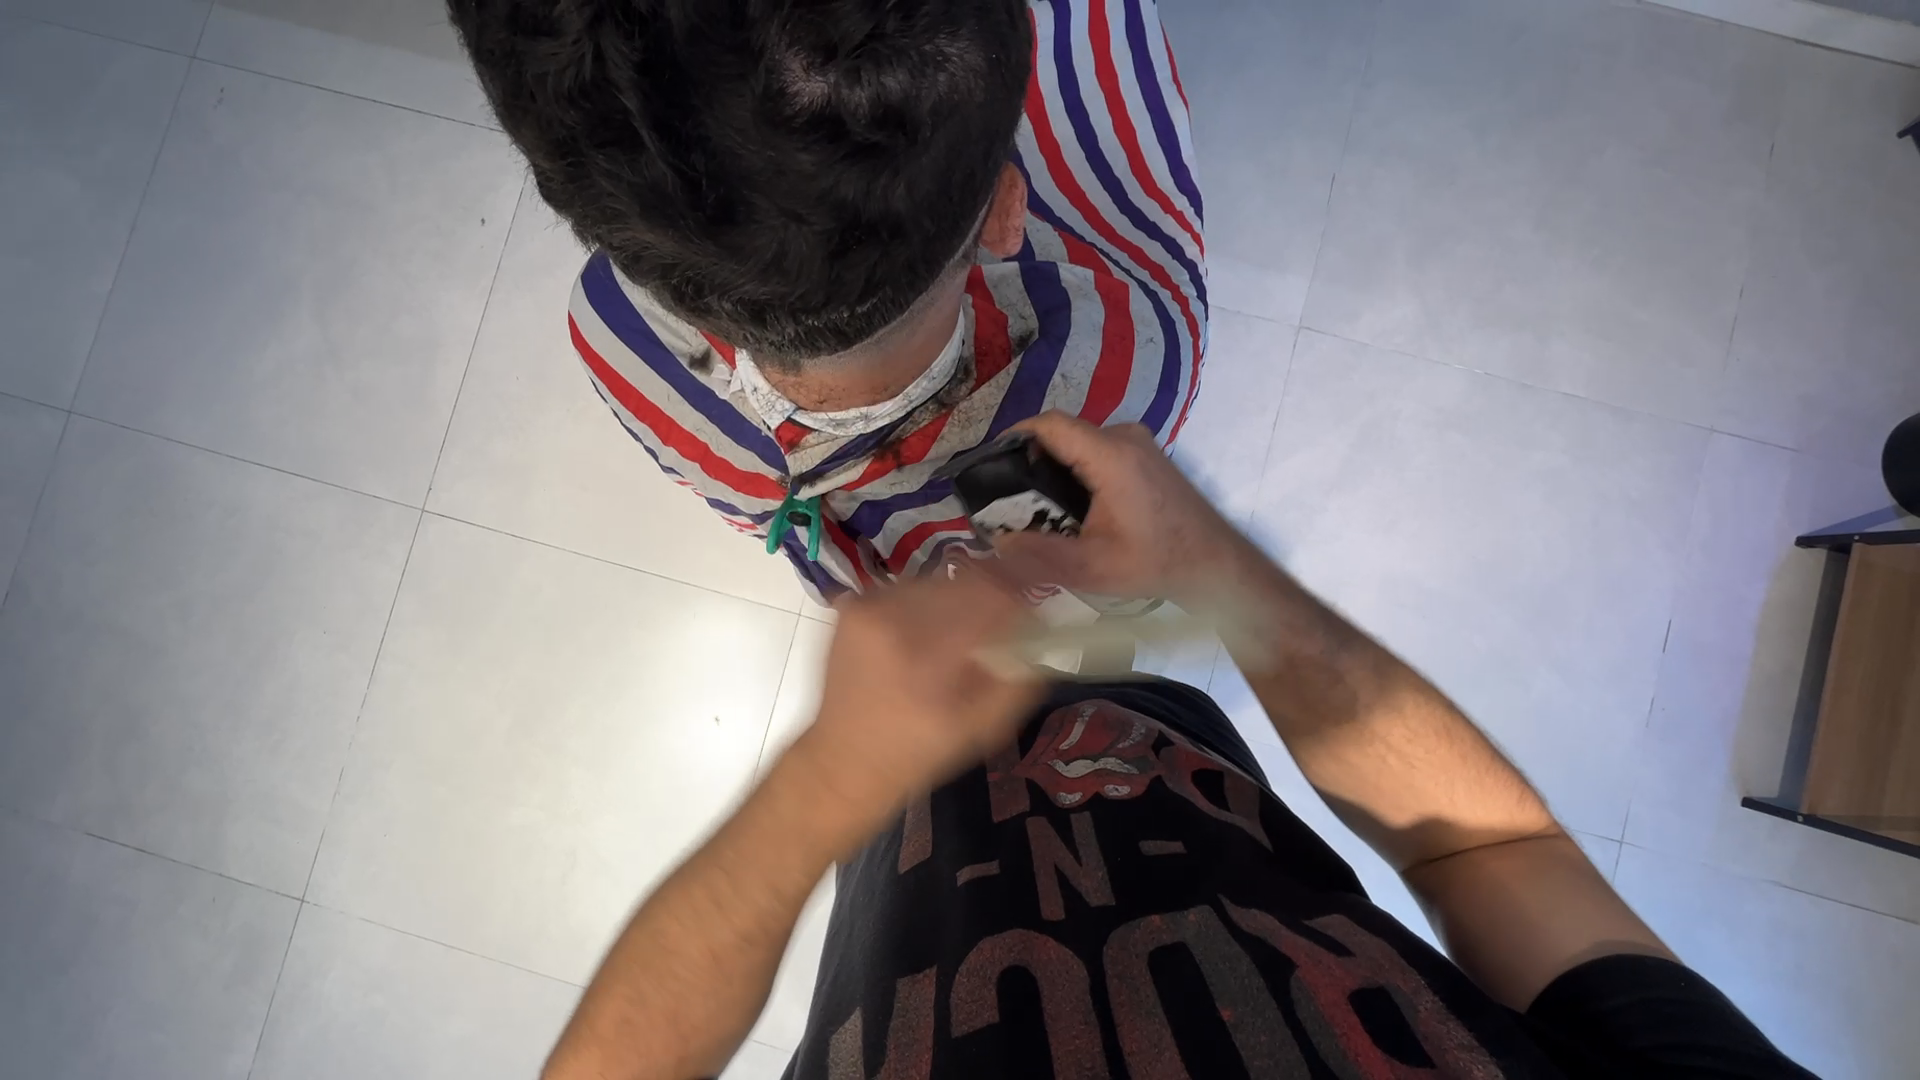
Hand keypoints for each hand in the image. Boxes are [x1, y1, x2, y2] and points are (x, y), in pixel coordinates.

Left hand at [787, 571, 1043, 835]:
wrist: (842, 761)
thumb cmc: (918, 752)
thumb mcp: (983, 730)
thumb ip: (1020, 679)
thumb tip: (1046, 633)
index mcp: (929, 655)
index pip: (990, 591)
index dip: (1022, 587)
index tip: (1039, 593)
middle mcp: (894, 619)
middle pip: (965, 578)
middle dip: (992, 592)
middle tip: (1005, 615)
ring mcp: (867, 607)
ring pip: (936, 579)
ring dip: (957, 596)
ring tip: (959, 631)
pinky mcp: (851, 605)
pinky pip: (906, 588)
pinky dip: (924, 603)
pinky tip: (921, 634)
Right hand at [990, 412, 1248, 601]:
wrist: (1214, 565)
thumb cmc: (1154, 564)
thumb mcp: (1090, 568)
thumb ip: (1038, 554)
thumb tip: (995, 541)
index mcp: (1111, 455)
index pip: (1050, 424)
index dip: (1014, 437)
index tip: (989, 466)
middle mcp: (1124, 437)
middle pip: (1062, 432)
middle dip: (1029, 460)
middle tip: (1007, 497)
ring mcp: (1138, 443)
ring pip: (1078, 442)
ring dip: (1052, 467)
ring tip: (1033, 505)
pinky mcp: (1144, 454)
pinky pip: (1096, 450)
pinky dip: (1075, 470)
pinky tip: (1067, 506)